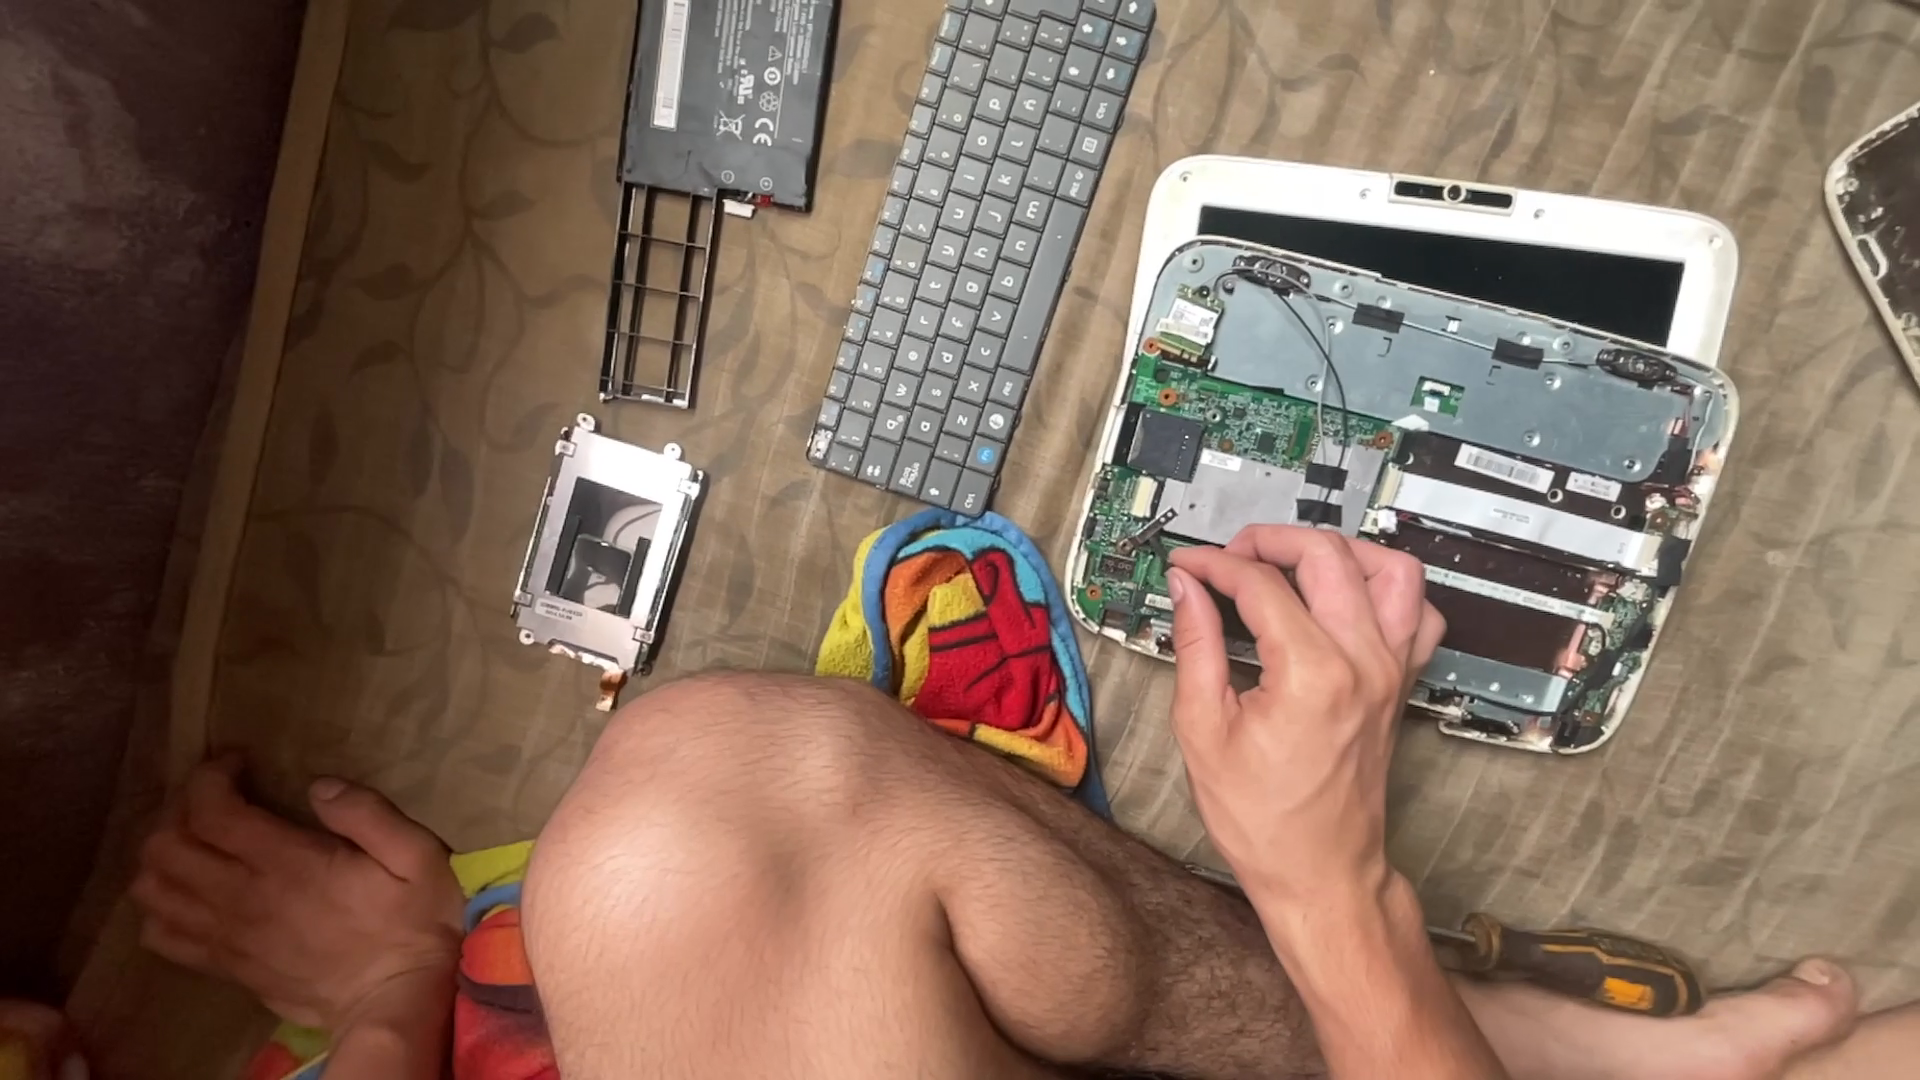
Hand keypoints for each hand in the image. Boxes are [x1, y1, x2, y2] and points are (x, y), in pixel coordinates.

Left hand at [132, 758, 463, 1031]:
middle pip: (167, 848)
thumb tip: (321, 785)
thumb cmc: (417, 917)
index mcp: (289, 865)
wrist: (395, 994)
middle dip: (179, 808)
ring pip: (151, 888)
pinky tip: (190, 886)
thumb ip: (370, 815)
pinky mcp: (223, 964)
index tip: (237, 758)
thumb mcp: (418, 854)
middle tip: (219, 792)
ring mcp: (226, 936)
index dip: (211, 778)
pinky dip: (158, 901)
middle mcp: (242, 898)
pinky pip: (158, 932)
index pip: (214, 814)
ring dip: (162, 852)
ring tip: (199, 832)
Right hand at [1165, 526, 1443, 906]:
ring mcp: (1393, 671)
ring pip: (1391, 569)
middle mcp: (1363, 662)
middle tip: (1229, 556)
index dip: (1213, 565)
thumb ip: (1195, 645)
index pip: (1259, 584)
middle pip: (1327, 555)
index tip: (1186, 567)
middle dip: (1269, 540)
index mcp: (1311, 673)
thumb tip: (1187, 590)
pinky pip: (1419, 614)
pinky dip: (1385, 588)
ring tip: (1290, 561)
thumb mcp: (1201, 728)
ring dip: (1337, 550)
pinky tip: (1344, 597)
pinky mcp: (1401, 685)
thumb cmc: (1261, 816)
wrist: (1319, 870)